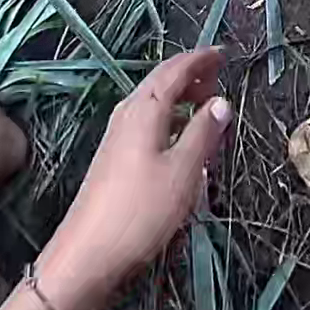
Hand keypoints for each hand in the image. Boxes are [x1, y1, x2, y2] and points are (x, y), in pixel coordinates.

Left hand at [35, 47, 231, 309]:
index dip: (200, 59)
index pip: (175, 69)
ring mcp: (118, 132)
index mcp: (145, 107)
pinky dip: (170, 115)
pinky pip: (148, 118)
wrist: (86, 255)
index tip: (223, 55)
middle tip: (218, 78)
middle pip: (162, 79)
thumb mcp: (183, 171)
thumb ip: (203, 132)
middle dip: (191, 74)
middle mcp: (129, 111)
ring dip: (181, 95)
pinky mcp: (115, 153)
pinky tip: (180, 135)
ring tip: (206, 104)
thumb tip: (222, 101)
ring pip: (154, 99)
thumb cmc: (140, 210)